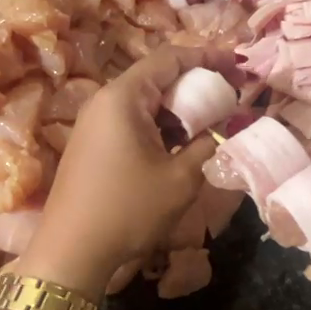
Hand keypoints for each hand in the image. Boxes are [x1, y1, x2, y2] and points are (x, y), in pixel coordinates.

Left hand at [20, 46, 222, 293]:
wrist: (72, 252)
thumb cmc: (128, 210)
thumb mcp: (180, 179)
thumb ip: (207, 144)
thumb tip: (224, 126)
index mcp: (124, 97)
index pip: (170, 57)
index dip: (208, 57)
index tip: (239, 66)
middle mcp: (105, 100)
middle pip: (157, 75)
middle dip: (197, 82)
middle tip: (232, 95)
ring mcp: (95, 122)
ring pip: (146, 99)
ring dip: (181, 106)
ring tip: (213, 121)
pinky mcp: (93, 143)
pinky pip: (133, 119)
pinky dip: (162, 123)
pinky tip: (182, 143)